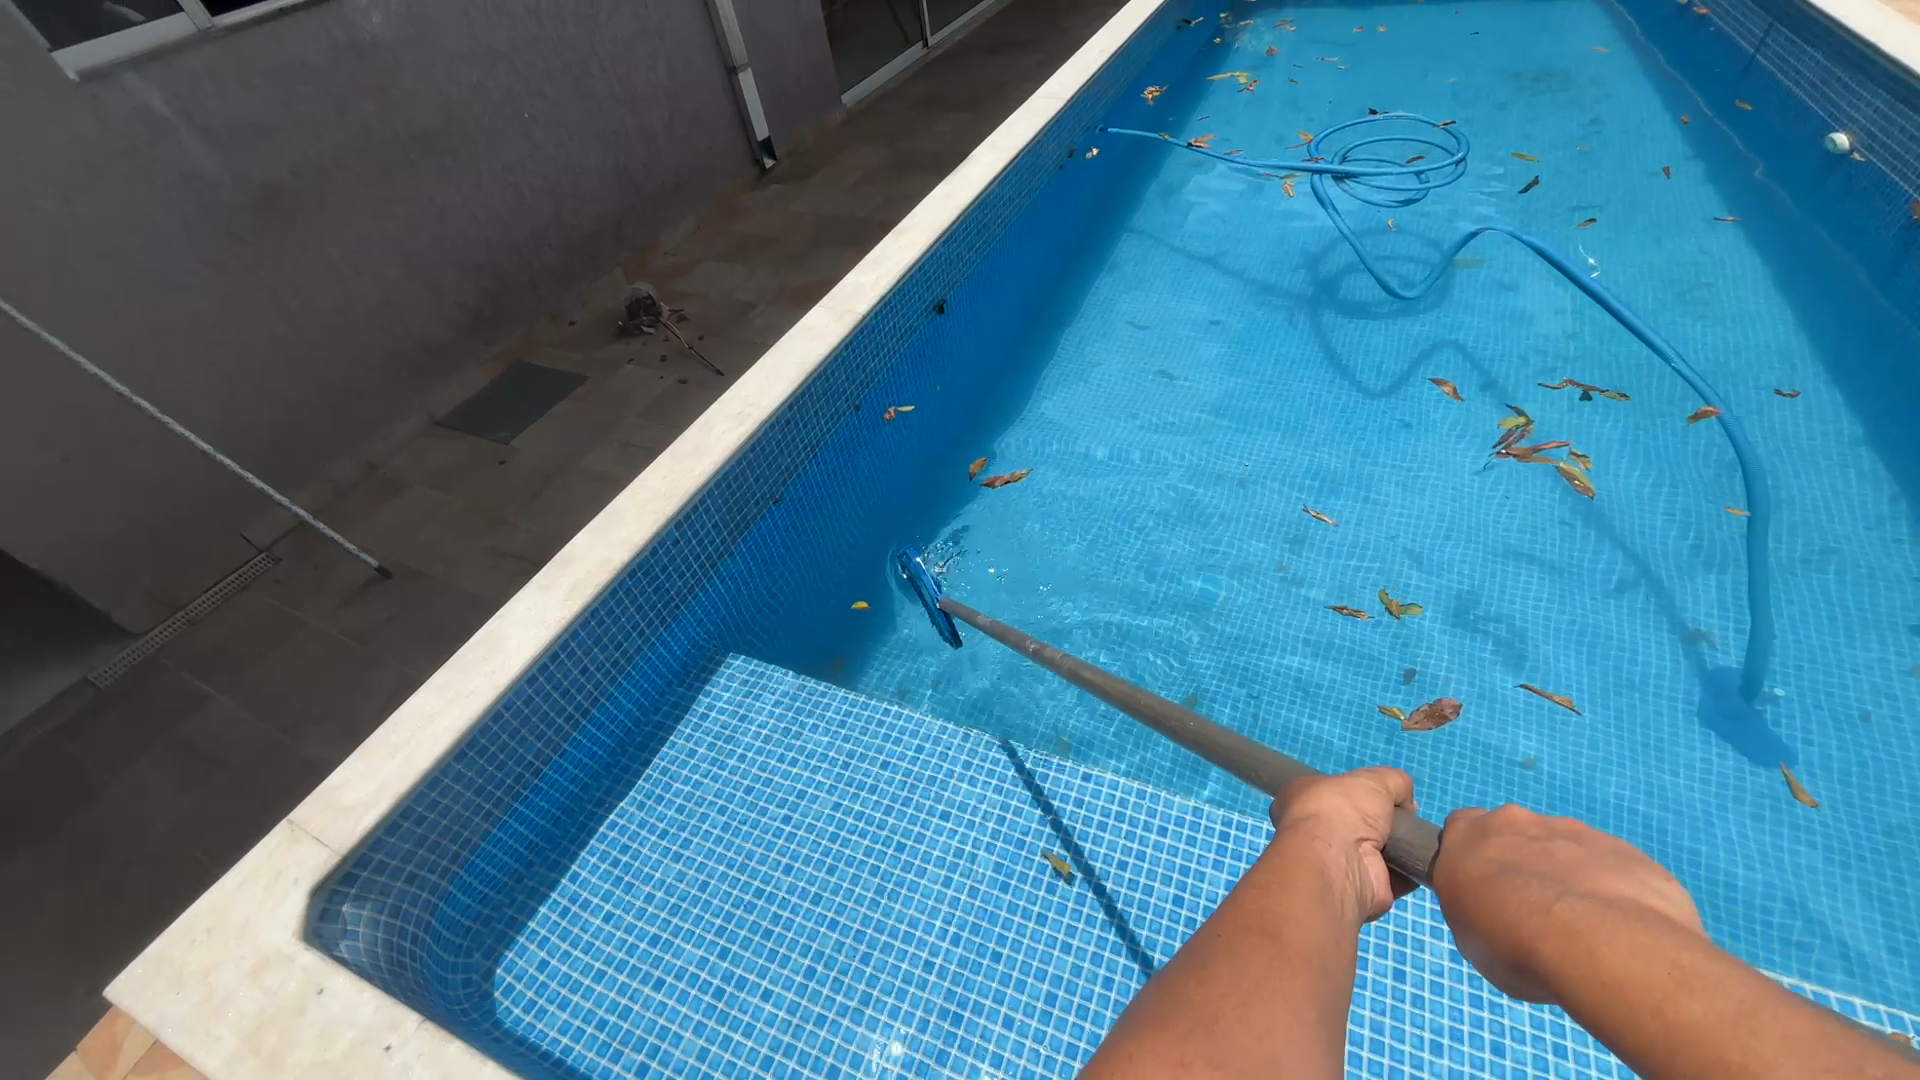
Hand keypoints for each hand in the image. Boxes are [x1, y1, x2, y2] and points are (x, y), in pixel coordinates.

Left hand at [1267, 766, 1417, 924]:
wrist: (1341, 859)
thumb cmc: (1342, 809)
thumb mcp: (1372, 780)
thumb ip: (1392, 781)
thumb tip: (1406, 801)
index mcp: (1302, 798)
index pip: (1328, 792)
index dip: (1354, 792)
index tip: (1380, 795)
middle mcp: (1314, 830)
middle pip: (1354, 823)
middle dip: (1380, 823)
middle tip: (1403, 821)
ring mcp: (1336, 861)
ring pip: (1373, 852)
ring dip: (1396, 848)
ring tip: (1413, 840)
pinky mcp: (1362, 887)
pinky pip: (1392, 878)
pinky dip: (1408, 872)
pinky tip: (1420, 862)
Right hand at [1432, 805, 1703, 1003]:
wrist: (1600, 945)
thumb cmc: (1513, 944)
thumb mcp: (1470, 937)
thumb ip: (1476, 909)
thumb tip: (1497, 914)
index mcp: (1465, 835)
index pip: (1459, 828)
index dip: (1474, 858)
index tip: (1485, 889)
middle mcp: (1511, 821)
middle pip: (1512, 834)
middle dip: (1523, 863)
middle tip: (1536, 911)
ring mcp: (1568, 829)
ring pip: (1562, 847)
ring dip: (1567, 875)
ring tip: (1585, 926)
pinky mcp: (1619, 847)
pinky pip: (1608, 864)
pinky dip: (1610, 887)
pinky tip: (1618, 926)